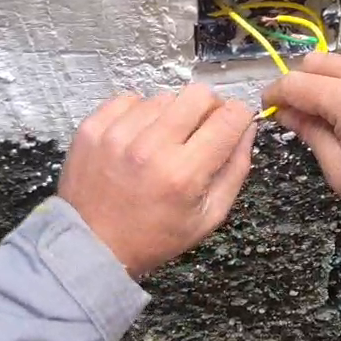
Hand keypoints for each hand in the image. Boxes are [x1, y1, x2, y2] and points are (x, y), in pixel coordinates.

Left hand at [58, 85, 257, 276]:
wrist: (92, 245)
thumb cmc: (155, 236)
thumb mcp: (209, 216)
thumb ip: (236, 169)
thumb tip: (248, 127)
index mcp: (184, 173)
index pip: (229, 117)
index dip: (239, 116)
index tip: (234, 123)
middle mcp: (150, 147)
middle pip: (198, 94)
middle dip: (208, 109)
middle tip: (199, 130)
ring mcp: (117, 134)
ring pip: (164, 97)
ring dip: (170, 115)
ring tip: (161, 143)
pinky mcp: (93, 127)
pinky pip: (130, 99)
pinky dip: (139, 114)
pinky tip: (136, 138)